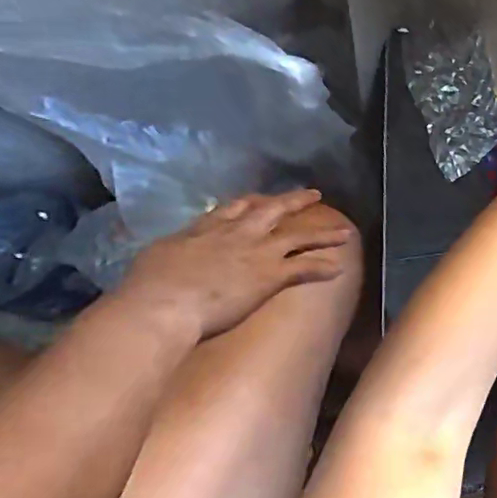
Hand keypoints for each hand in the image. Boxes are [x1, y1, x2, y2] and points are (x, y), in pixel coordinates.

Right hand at [118, 190, 358, 339]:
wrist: (164, 303)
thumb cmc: (150, 286)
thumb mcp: (159, 255)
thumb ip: (177, 248)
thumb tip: (177, 249)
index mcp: (206, 229)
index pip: (232, 210)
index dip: (249, 203)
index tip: (259, 199)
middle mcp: (237, 234)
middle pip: (272, 211)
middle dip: (293, 202)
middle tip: (313, 195)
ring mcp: (258, 252)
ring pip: (299, 237)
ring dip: (324, 235)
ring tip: (346, 233)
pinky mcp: (271, 274)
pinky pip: (305, 269)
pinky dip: (324, 268)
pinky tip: (340, 269)